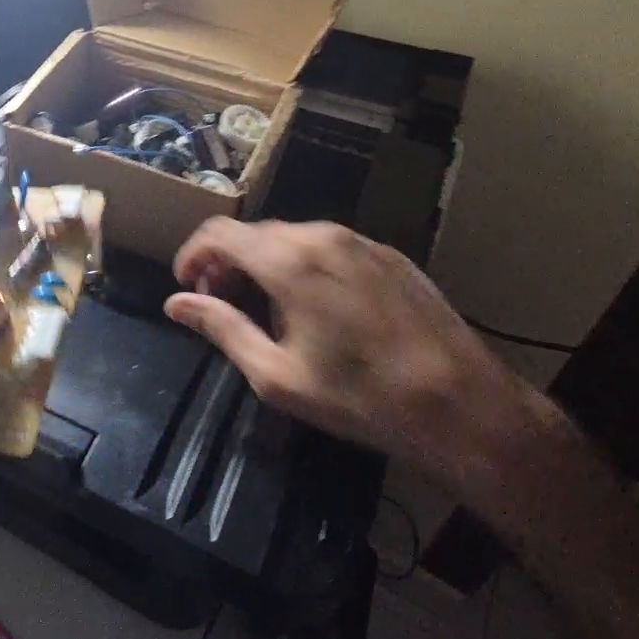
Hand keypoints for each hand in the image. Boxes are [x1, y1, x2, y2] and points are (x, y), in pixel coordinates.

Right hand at [163, 219, 546, 496]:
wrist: (462, 405)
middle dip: (227, 263)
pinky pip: (331, 250)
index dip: (192, 255)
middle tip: (220, 305)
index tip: (187, 288)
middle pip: (256, 234)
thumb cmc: (359, 397)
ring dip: (266, 264)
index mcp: (290, 260)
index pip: (220, 233)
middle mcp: (324, 236)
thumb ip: (221, 328)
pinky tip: (314, 308)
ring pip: (294, 239)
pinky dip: (305, 267)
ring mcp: (363, 243)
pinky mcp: (391, 257)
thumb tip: (176, 303)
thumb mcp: (276, 374)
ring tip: (265, 310)